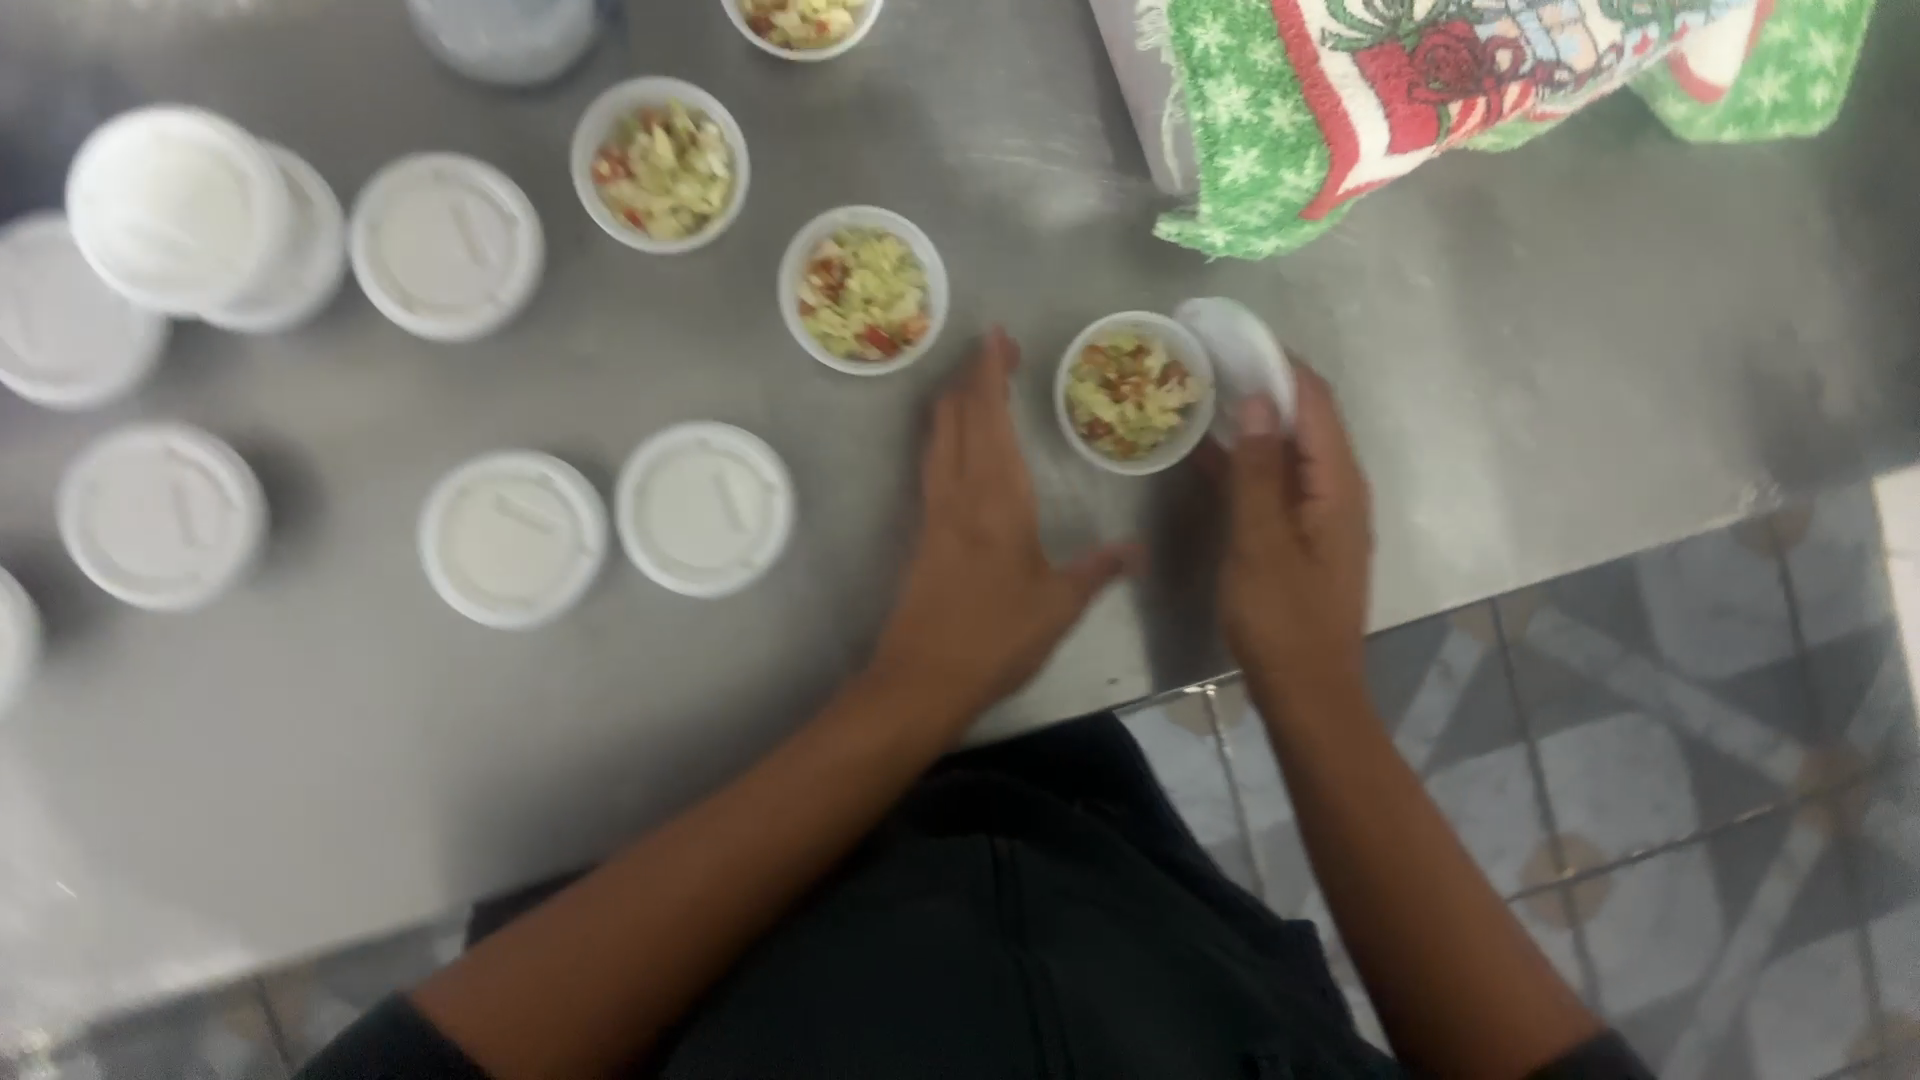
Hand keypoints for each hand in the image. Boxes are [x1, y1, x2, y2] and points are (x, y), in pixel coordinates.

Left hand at [873, 328, 1140, 719]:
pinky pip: (932, 467)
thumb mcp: (1059, 605)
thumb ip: (1097, 570)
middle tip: (995, 349)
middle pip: (956, 417)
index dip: (991, 373)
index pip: (990, 418)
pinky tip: (957, 446)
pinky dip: (945, 438)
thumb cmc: (996, 637)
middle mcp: (959, 493)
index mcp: (998, 499)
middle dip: (973, 376)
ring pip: (937, 439)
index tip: (997, 337)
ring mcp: (934, 512)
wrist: (923, 677)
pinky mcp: (921, 534)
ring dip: (953, 403)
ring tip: (974, 383)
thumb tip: (1136, 548)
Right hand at [1220, 365, 1373, 707]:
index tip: (1237, 337)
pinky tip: (1208, 454)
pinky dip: (1247, 464)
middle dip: (1266, 386)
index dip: (1281, 364)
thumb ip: (1258, 472)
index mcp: (1338, 486)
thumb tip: (1259, 402)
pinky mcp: (1301, 537)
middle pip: (1307, 421)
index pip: (1315, 403)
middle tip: (1213, 361)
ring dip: (1254, 422)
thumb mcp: (1261, 543)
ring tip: (1206, 394)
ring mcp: (1320, 515)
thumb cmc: (1282, 619)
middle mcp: (1338, 491)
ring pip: (1288, 452)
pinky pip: (1275, 484)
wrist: (1306, 690)